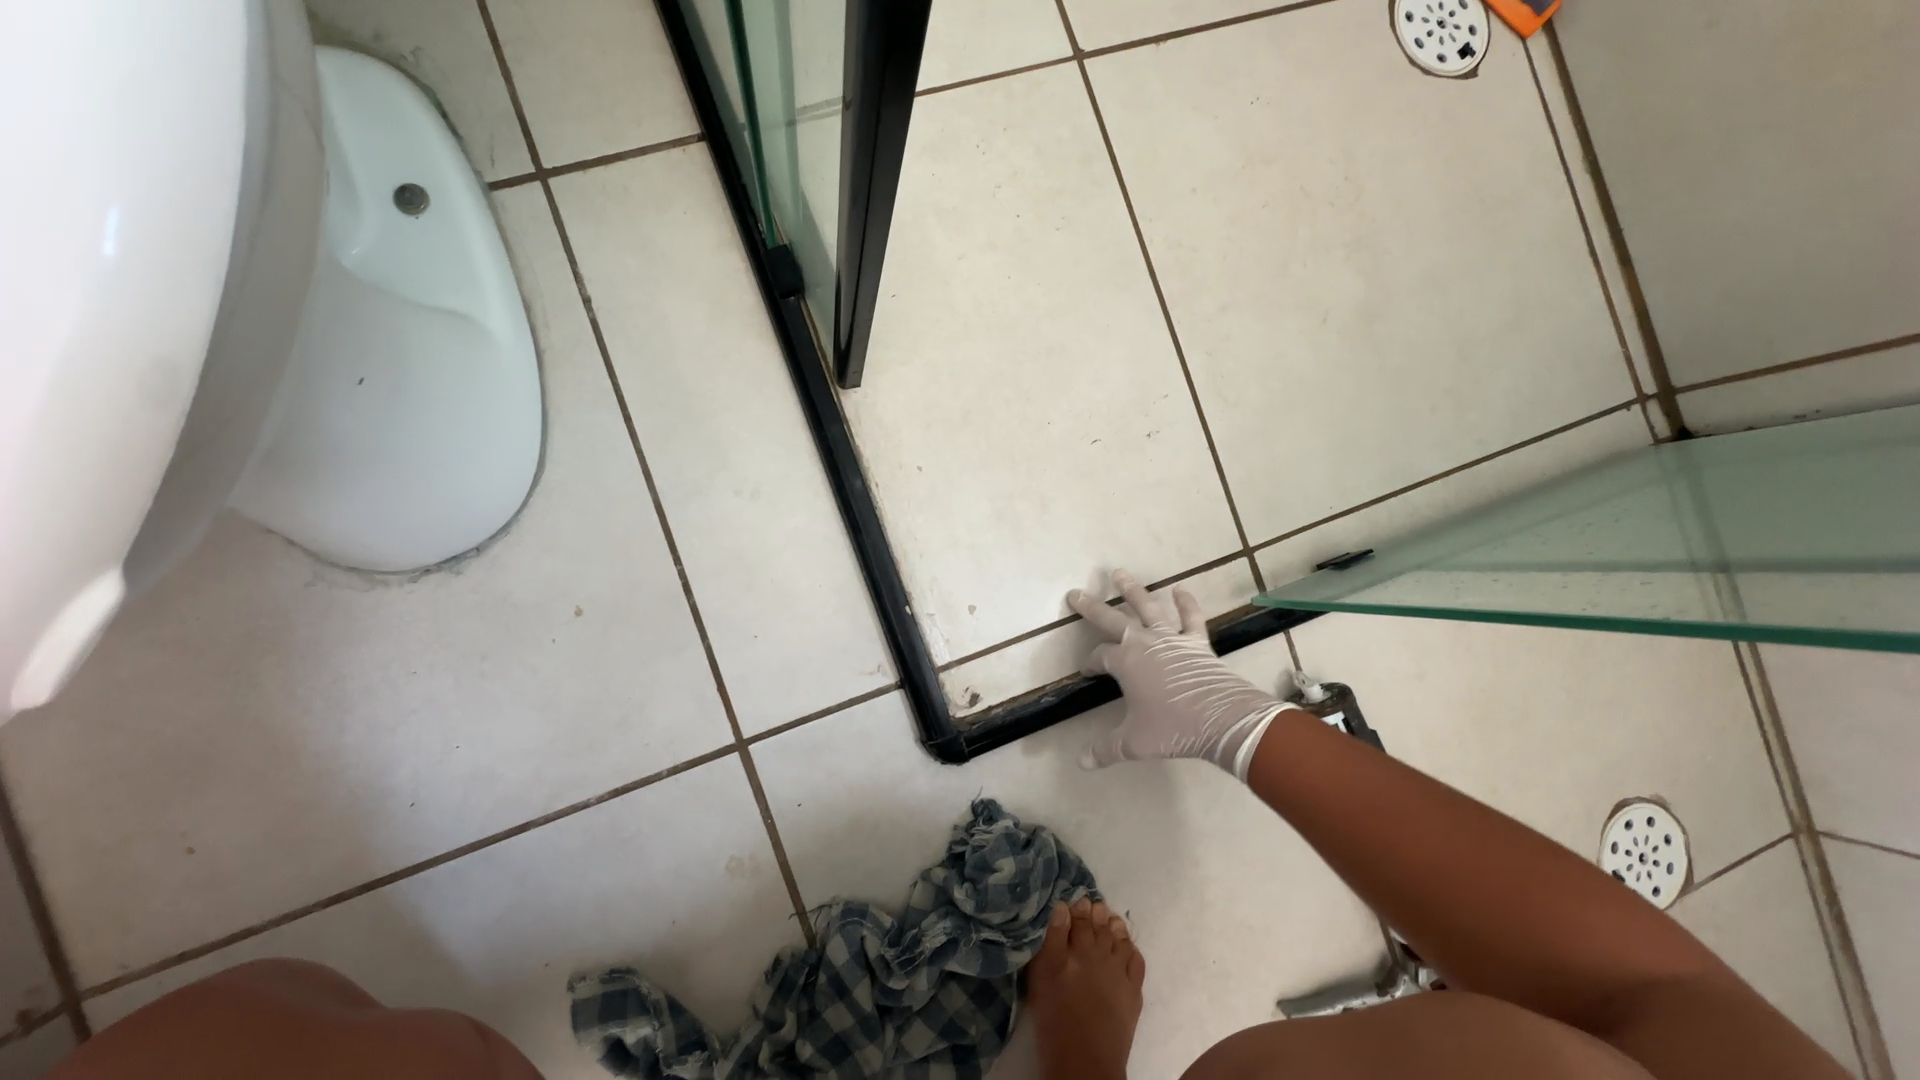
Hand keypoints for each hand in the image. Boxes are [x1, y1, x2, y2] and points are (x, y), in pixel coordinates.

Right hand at [1067, 569, 1298, 780]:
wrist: (1224, 719)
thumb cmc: (1173, 728)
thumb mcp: (1134, 742)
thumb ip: (1106, 749)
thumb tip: (1082, 762)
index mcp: (1125, 662)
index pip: (1100, 657)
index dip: (1091, 664)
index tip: (1087, 672)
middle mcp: (1145, 643)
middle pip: (1113, 620)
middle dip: (1092, 607)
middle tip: (1076, 594)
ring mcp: (1172, 639)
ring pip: (1148, 608)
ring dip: (1133, 590)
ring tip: (1120, 573)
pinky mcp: (1197, 642)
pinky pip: (1191, 617)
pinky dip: (1186, 603)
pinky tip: (1180, 590)